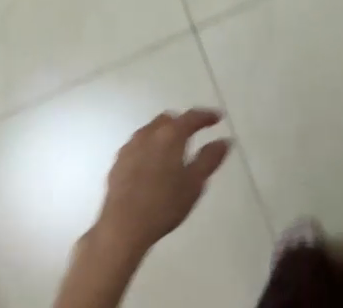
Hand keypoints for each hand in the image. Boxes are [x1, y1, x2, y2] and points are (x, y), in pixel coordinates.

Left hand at [93, 109, 231, 255]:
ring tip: (173, 150)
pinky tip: (152, 165)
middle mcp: (148, 134)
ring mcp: (130, 147)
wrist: (123, 226)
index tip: (217, 118)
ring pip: (150, 131)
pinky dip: (149, 147)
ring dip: (164, 134)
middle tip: (194, 134)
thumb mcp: (194, 184)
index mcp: (170, 135)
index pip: (191, 117)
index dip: (206, 116)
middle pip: (168, 120)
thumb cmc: (164, 205)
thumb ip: (210, 159)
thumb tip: (224, 141)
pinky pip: (137, 145)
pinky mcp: (118, 162)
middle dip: (182, 123)